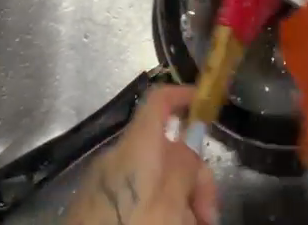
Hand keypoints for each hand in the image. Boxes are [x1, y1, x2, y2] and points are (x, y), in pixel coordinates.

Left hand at [64, 86, 218, 224]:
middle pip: (165, 150)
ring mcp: (104, 187)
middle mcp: (116, 158)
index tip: (208, 107)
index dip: (184, 96)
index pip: (159, 100)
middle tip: (210, 216)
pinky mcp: (97, 211)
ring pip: (154, 180)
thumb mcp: (171, 206)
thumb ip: (184, 170)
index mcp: (135, 147)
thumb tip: (188, 145)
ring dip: (180, 203)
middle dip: (194, 179)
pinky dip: (158, 212)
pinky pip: (136, 199)